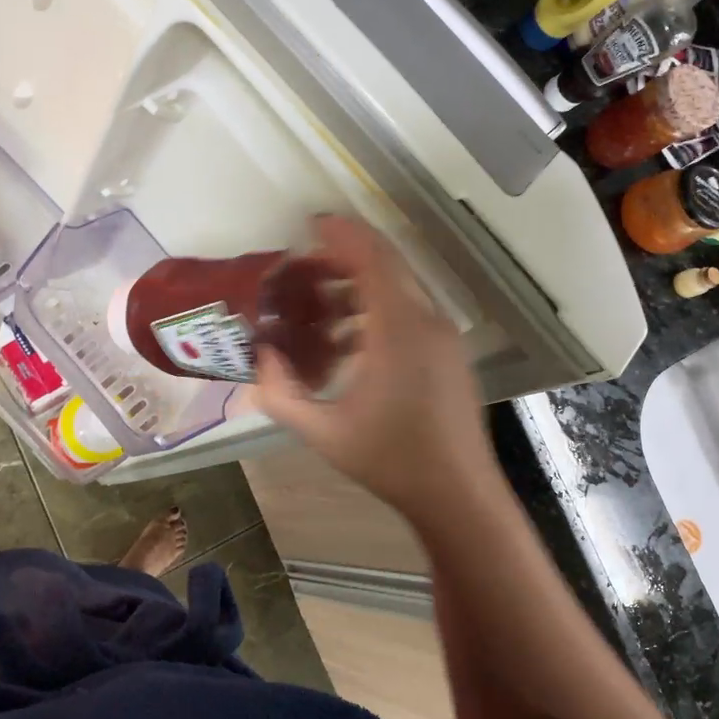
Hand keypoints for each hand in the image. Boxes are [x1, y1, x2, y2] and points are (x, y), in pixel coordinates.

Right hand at [255, 215, 497, 518]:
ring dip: (359, 288)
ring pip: (399, 291)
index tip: (311, 224)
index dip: (343, 235)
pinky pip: (410, 314)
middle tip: (302, 269)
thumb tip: (261, 358)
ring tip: (317, 306)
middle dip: (344, 260)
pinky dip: (376, 311)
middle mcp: (427, 322)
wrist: (457, 494)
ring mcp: (443, 338)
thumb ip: (281, 393)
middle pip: (387, 268)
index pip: (373, 259)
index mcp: (399, 330)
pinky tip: (347, 343)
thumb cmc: (390, 460)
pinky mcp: (448, 355)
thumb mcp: (322, 432)